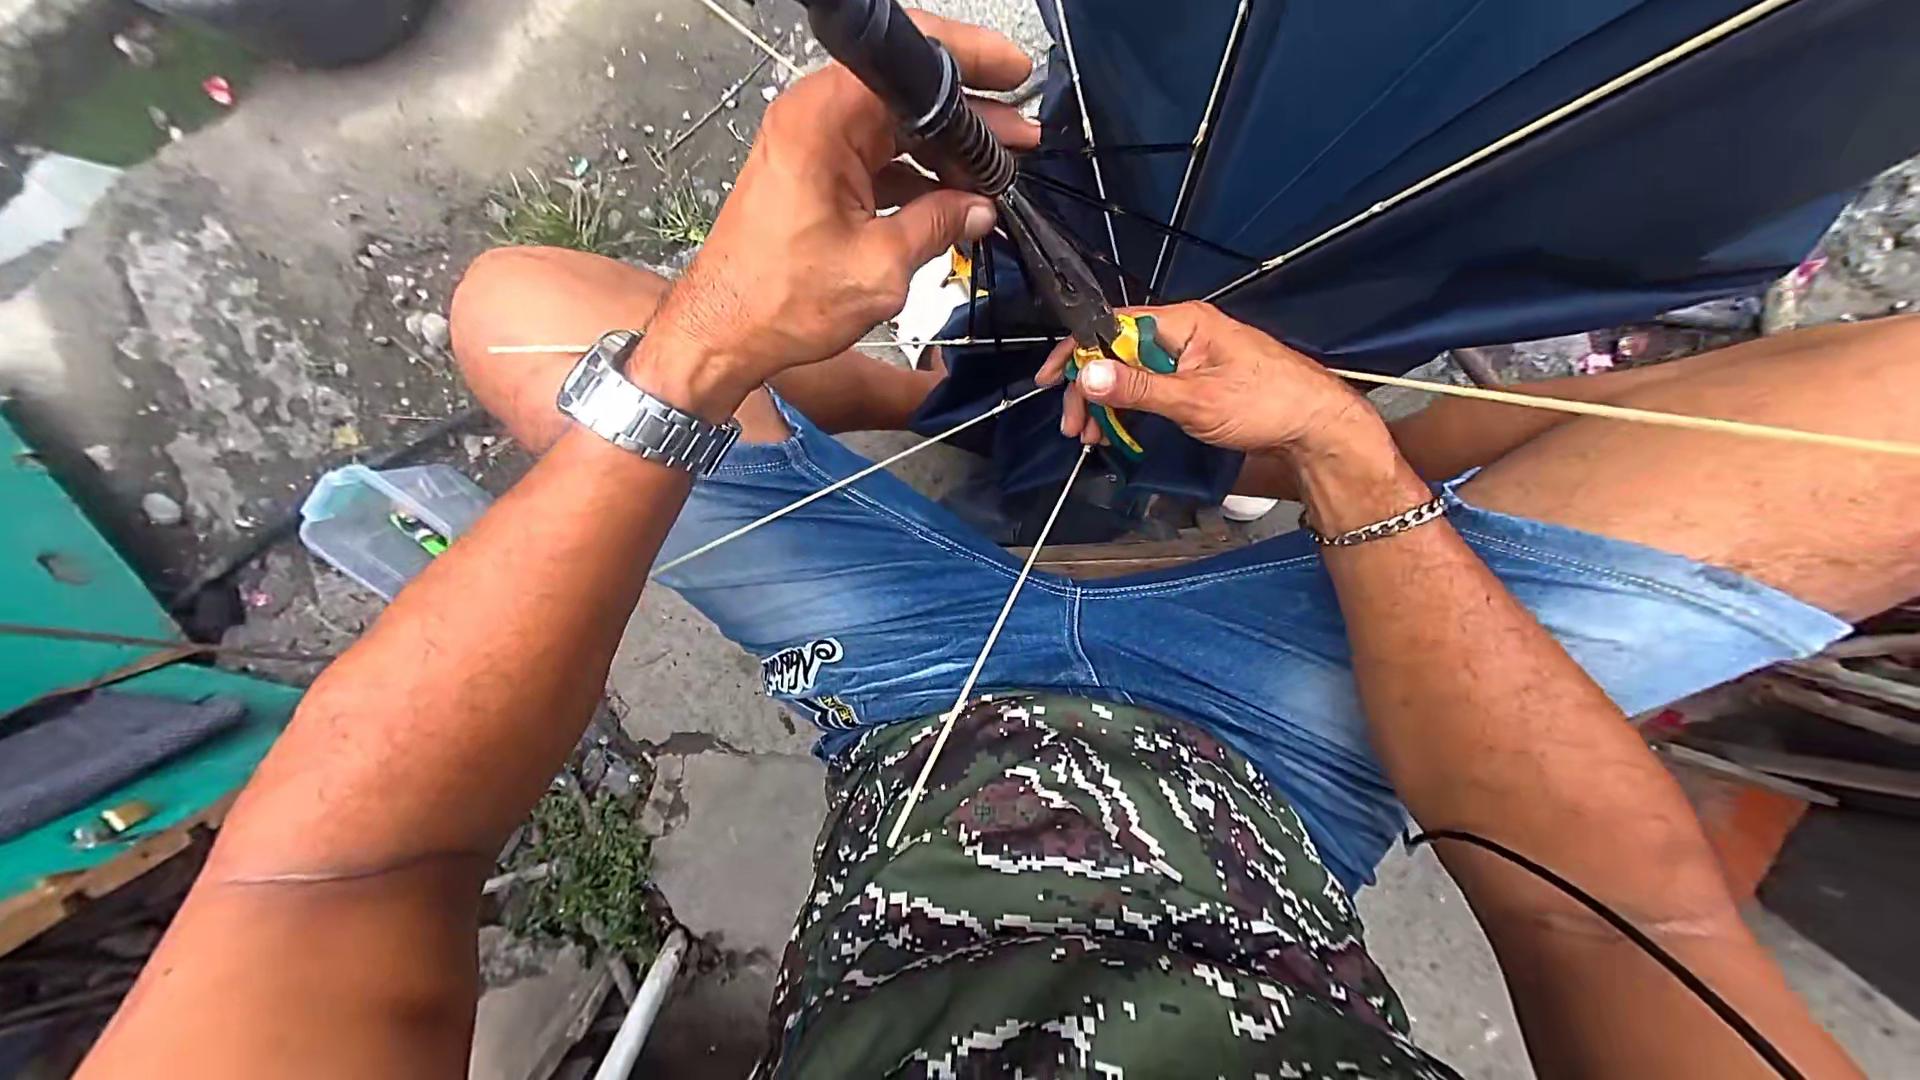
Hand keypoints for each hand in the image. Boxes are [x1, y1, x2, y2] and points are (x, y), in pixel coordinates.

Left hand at [635, 13, 1040, 416]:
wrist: (728, 332)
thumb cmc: (780, 301)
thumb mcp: (879, 267)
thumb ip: (937, 227)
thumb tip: (979, 210)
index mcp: (824, 120)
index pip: (909, 63)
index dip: (970, 64)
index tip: (1012, 75)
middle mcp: (816, 121)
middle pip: (908, 98)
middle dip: (969, 120)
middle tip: (1017, 141)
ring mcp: (816, 150)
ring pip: (897, 134)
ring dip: (945, 156)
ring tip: (993, 178)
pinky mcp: (817, 181)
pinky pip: (879, 167)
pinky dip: (916, 183)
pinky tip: (952, 204)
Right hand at [1035, 302, 1383, 458]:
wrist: (1313, 427)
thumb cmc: (1268, 402)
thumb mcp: (1193, 399)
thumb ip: (1137, 388)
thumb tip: (1088, 373)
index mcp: (1181, 324)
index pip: (1112, 327)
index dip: (1076, 351)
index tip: (1052, 378)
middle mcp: (1181, 335)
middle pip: (1115, 354)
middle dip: (1088, 389)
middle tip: (1074, 425)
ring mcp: (1186, 358)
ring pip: (1128, 375)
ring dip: (1105, 405)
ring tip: (1092, 435)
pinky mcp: (1191, 380)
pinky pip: (1147, 389)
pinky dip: (1128, 410)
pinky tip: (1117, 431)